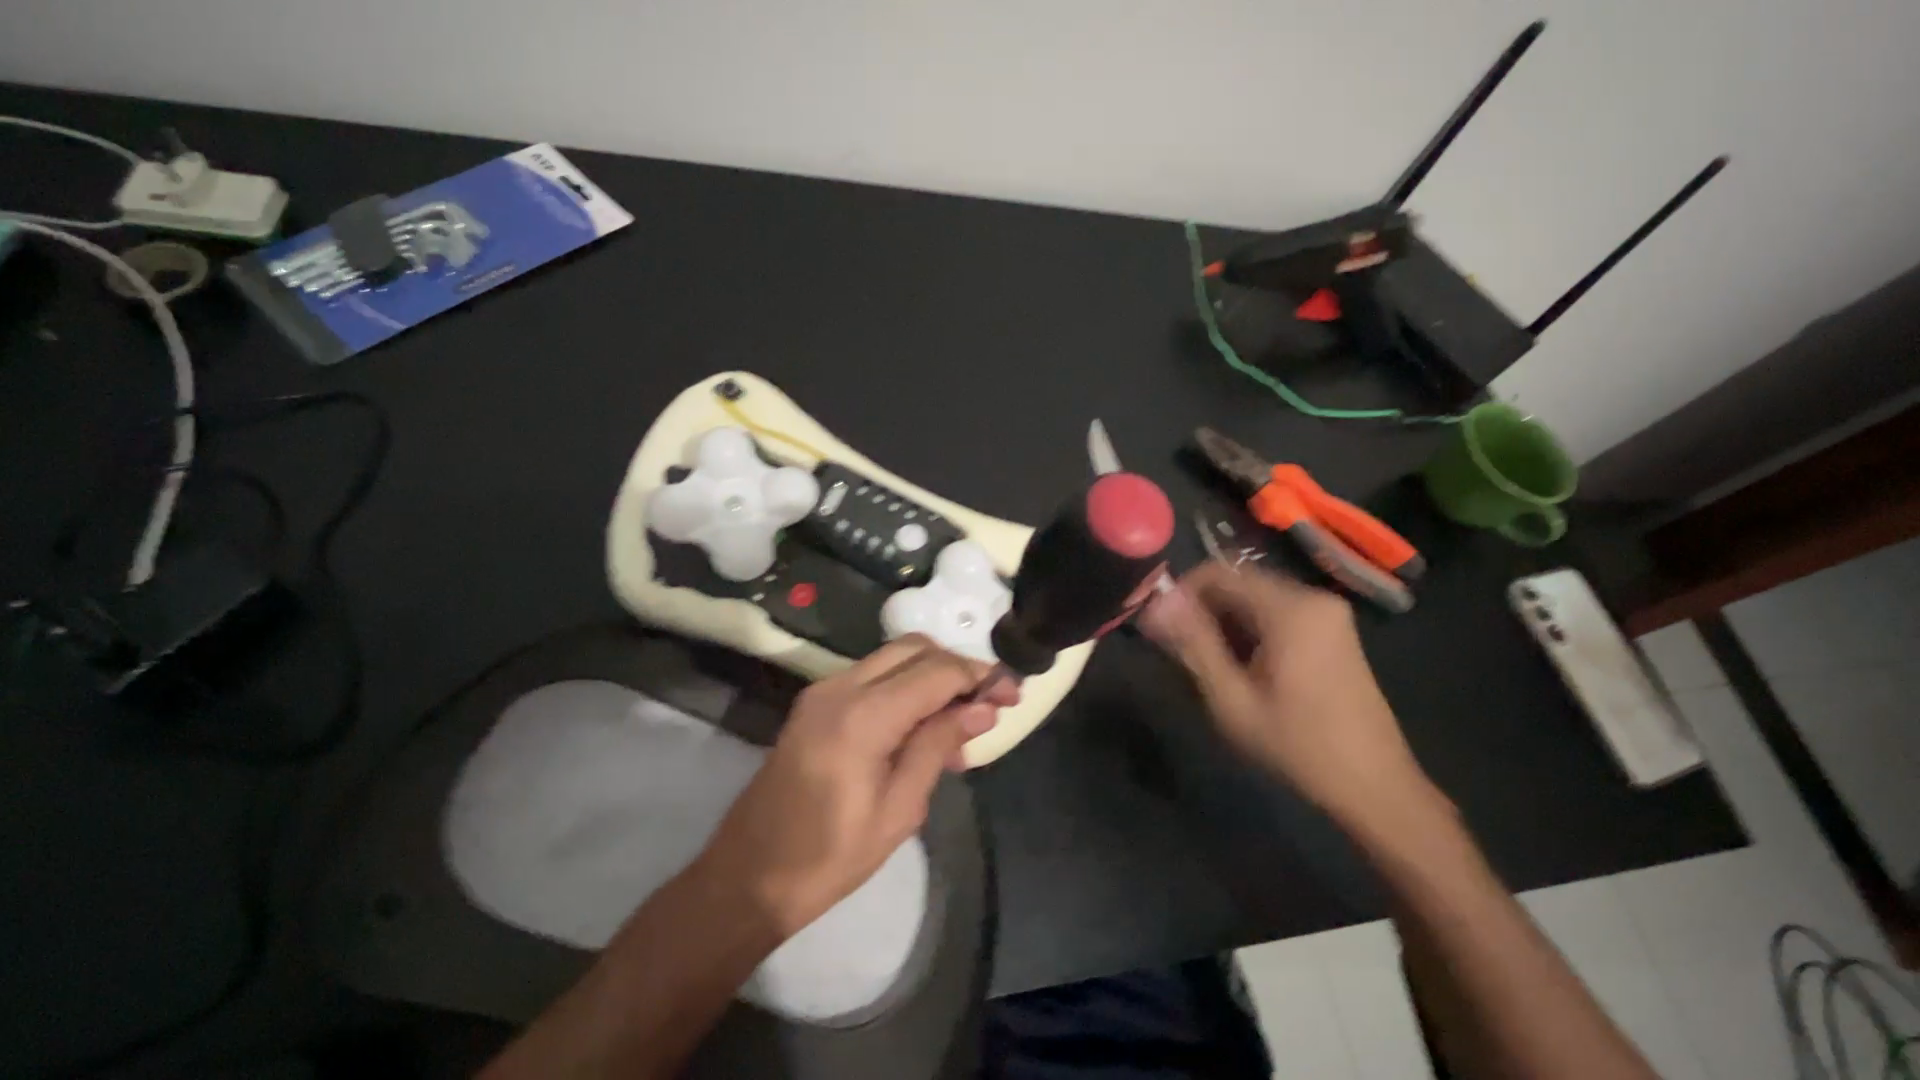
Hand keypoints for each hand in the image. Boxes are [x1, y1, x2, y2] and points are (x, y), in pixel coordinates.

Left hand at [695, 636, 1017, 937]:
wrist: (750, 875)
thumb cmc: (830, 856)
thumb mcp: (898, 810)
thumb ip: (937, 746)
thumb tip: (981, 709)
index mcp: (863, 715)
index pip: (937, 671)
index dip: (980, 678)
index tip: (1014, 696)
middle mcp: (840, 687)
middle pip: (915, 649)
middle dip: (957, 668)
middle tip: (990, 705)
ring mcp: (822, 692)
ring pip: (893, 658)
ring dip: (932, 676)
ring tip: (963, 723)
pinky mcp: (814, 705)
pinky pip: (872, 677)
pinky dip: (905, 687)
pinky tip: (925, 727)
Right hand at [1140, 561, 1436, 828]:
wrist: (1373, 784)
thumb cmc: (1297, 745)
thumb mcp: (1232, 700)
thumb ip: (1193, 644)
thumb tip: (1157, 602)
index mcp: (1290, 608)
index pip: (1218, 572)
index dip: (1181, 594)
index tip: (1159, 630)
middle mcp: (1312, 597)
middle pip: (1239, 583)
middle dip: (1203, 612)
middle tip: (1182, 656)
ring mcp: (1329, 613)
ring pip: (1256, 600)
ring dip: (1226, 625)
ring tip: (1213, 670)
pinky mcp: (1334, 631)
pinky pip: (1278, 614)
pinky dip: (1252, 632)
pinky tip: (1245, 671)